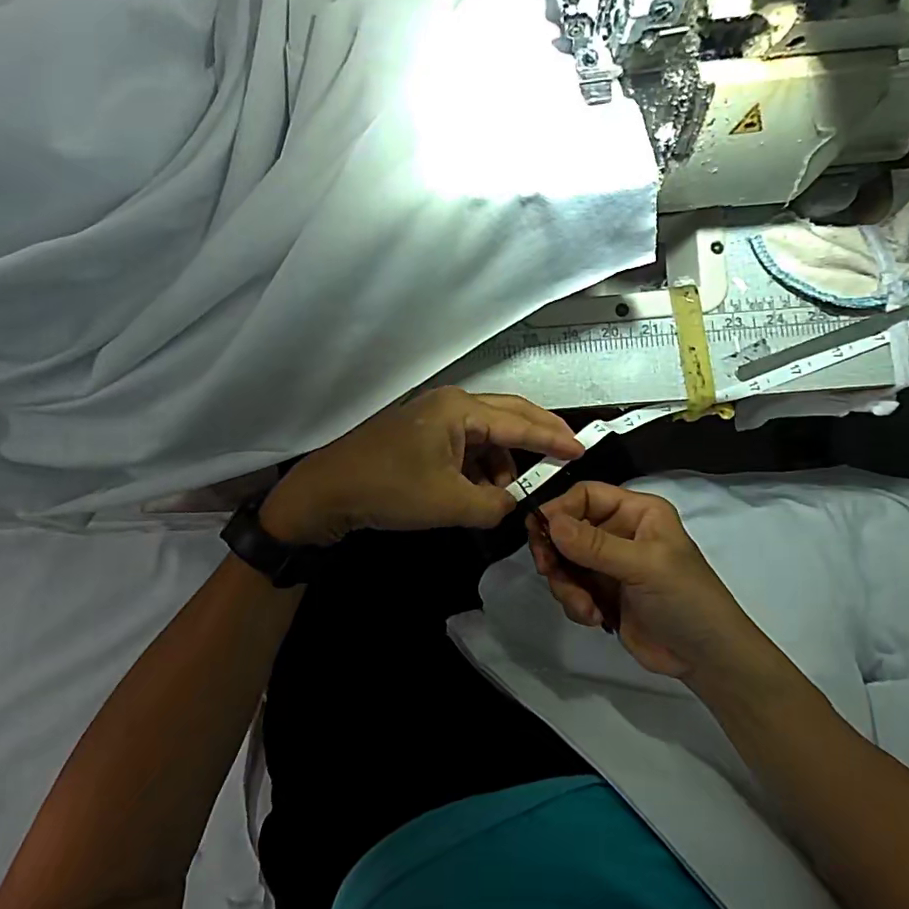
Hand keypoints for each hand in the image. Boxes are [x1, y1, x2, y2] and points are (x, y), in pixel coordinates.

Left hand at [260, 387, 583, 545]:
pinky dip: (481, 466)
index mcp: (460, 409)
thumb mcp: (449, 503)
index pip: (520, 422)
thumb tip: (513, 504)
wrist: (327, 492)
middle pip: (508, 415)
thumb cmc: (389, 490)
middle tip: (567, 453)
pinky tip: (481, 490)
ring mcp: (435, 417)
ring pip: (487, 434)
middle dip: (538, 436)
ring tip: (510, 492)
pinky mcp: (423, 434)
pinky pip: (467, 445)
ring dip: (504, 460)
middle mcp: (451, 404)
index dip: (553, 439)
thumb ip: (494, 504)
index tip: (582, 451)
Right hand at [528, 481, 766, 679]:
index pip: (587, 496)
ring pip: (565, 561)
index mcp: (637, 513)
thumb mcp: (644, 566)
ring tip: (585, 607)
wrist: (707, 658)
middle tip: (548, 571)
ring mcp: (610, 565)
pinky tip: (595, 618)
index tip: (538, 531)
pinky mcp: (603, 594)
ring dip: (567, 585)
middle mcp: (621, 532)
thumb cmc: (686, 599)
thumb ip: (595, 546)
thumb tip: (550, 522)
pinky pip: (571, 588)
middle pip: (568, 528)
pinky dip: (575, 603)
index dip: (560, 509)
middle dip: (556, 553)